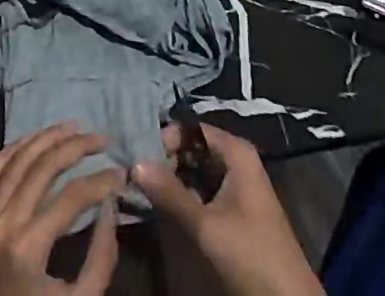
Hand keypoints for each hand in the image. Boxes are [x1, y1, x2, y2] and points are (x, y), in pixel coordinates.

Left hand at [0, 123, 124, 295]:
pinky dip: (11, 151)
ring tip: (72, 126)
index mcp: (27, 247)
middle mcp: (2, 224)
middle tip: (101, 138)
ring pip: (15, 161)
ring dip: (45, 137)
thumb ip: (102, 254)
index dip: (102, 180)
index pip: (73, 196)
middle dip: (76, 146)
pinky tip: (32, 140)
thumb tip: (112, 205)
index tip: (122, 173)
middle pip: (43, 167)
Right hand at [133, 124, 324, 295]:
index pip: (193, 129)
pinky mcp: (233, 207)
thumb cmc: (250, 254)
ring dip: (172, 179)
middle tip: (135, 176)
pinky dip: (183, 195)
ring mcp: (236, 184)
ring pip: (196, 170)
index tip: (137, 157)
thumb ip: (170, 194)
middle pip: (193, 148)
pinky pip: (203, 189)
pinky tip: (162, 206)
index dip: (165, 139)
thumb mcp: (206, 225)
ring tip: (141, 189)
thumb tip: (135, 163)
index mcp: (236, 153)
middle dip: (165, 160)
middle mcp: (236, 160)